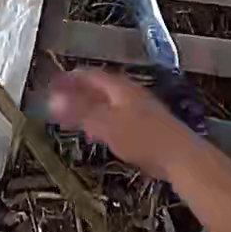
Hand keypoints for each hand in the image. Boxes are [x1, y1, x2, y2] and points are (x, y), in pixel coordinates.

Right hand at [50, 69, 204, 179]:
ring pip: (106, 103)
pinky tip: (95, 134)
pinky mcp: (143, 126)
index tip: (51, 84)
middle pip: (97, 87)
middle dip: (76, 93)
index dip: (69, 78)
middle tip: (57, 101)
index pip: (89, 74)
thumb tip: (52, 100)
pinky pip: (114, 117)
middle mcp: (129, 93)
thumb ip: (79, 111)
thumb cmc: (142, 137)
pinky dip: (99, 121)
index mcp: (119, 87)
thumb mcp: (105, 123)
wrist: (179, 156)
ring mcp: (138, 109)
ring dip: (87, 108)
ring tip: (70, 117)